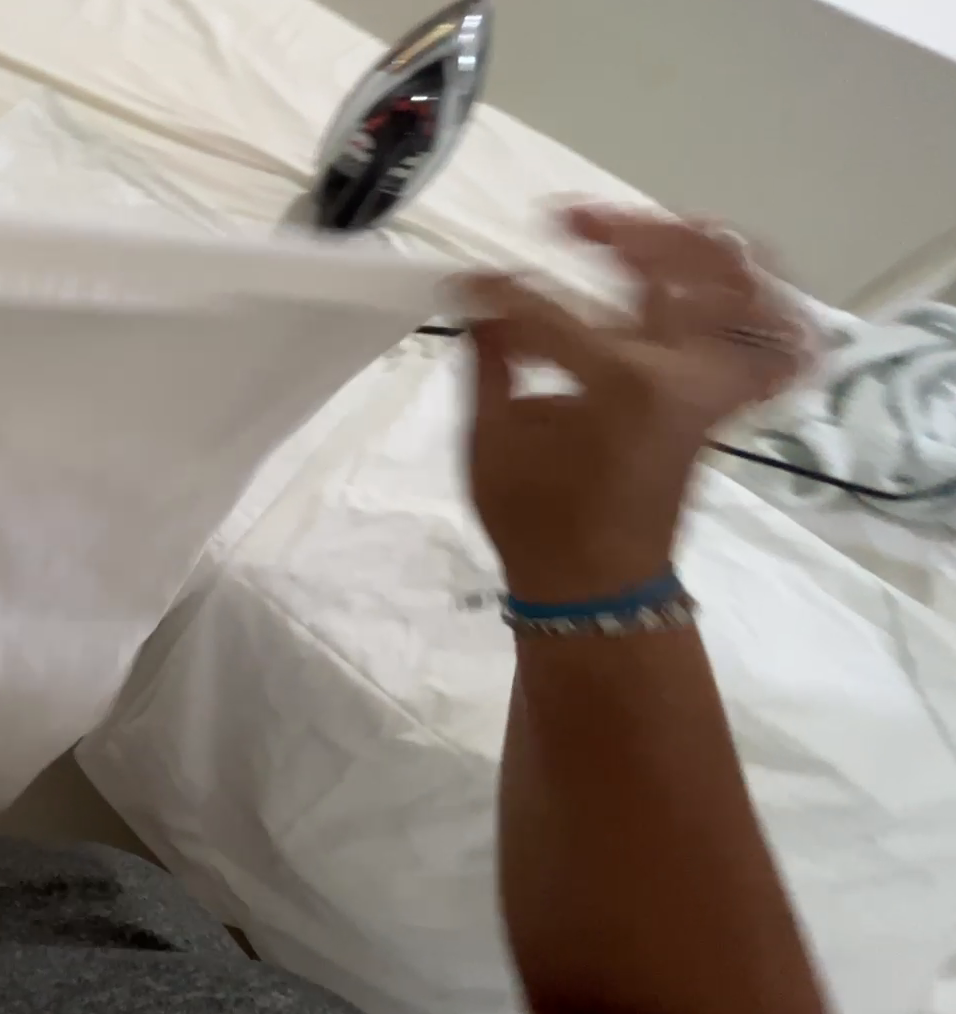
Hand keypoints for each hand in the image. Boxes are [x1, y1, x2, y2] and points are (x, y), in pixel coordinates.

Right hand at [457, 207, 811, 602]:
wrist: (594, 574)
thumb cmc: (531, 516)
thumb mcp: (490, 440)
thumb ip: (490, 361)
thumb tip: (482, 303)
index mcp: (618, 383)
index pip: (548, 309)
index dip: (498, 290)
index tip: (464, 280)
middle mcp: (686, 369)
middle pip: (677, 262)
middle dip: (616, 230)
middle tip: (565, 222)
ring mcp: (719, 379)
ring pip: (741, 279)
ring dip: (692, 245)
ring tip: (639, 236)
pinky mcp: (728, 394)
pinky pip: (766, 325)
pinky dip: (747, 295)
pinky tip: (705, 282)